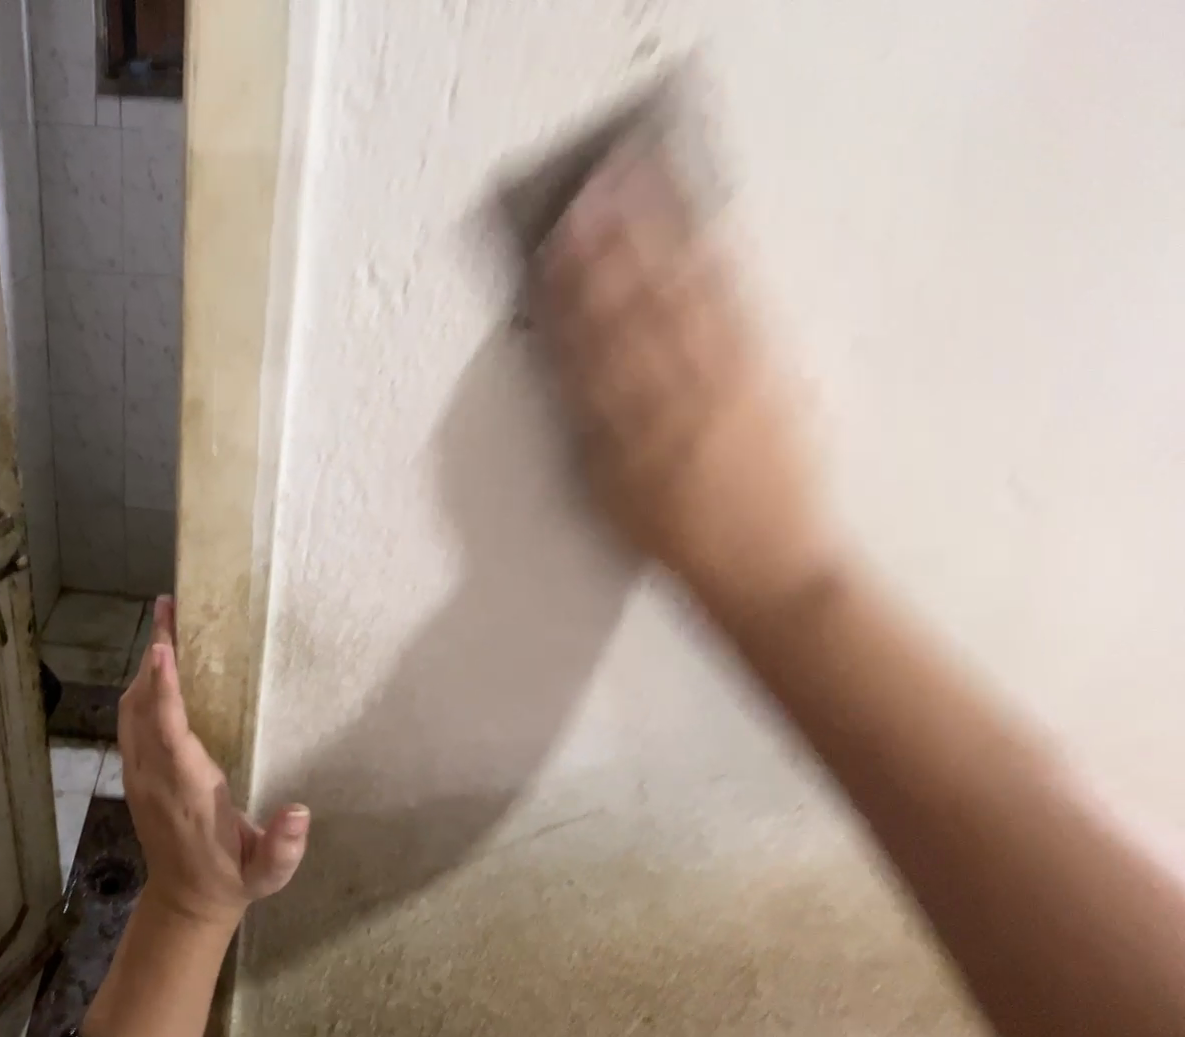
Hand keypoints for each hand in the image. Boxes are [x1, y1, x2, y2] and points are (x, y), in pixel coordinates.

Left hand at [118, 597, 309, 927]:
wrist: (186, 900)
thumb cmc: (232, 877)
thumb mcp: (267, 874)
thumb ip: (283, 848)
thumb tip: (300, 812)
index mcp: (187, 792)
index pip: (169, 732)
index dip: (165, 689)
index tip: (162, 648)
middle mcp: (154, 776)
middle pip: (141, 706)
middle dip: (151, 656)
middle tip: (168, 607)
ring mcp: (138, 773)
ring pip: (130, 709)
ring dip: (144, 666)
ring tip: (166, 623)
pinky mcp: (134, 771)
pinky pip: (130, 719)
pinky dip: (141, 686)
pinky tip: (158, 666)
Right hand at [532, 135, 840, 614]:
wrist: (764, 565)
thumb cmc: (672, 538)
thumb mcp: (602, 495)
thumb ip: (584, 433)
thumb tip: (564, 376)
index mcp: (622, 429)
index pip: (586, 344)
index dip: (567, 290)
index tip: (550, 246)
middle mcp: (670, 397)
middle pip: (631, 308)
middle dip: (608, 245)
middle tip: (591, 191)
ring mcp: (725, 383)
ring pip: (683, 298)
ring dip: (658, 239)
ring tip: (641, 189)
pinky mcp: (768, 378)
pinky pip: (741, 314)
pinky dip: (720, 269)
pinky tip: (705, 233)